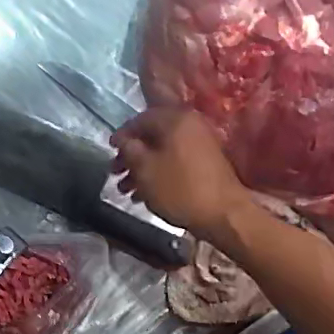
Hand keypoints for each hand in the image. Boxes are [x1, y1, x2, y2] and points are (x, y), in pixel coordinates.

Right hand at [111, 107, 253, 238]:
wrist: (224, 214)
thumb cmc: (180, 189)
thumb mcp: (145, 169)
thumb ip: (130, 149)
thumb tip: (124, 140)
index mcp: (175, 119)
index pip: (140, 119)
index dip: (121, 135)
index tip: (109, 151)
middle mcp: (191, 125)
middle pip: (152, 136)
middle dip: (131, 156)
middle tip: (115, 173)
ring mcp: (202, 145)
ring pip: (164, 152)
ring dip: (143, 169)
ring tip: (126, 190)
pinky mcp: (207, 164)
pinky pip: (177, 163)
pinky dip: (160, 175)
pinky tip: (146, 196)